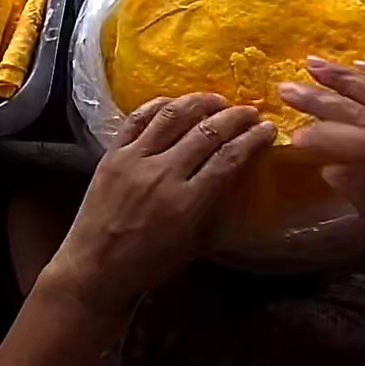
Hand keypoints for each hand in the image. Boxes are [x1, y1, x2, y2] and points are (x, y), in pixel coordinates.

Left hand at [41, 93, 275, 318]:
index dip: (253, 139)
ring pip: (172, 117)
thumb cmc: (148, 263)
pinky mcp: (112, 153)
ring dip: (199, 102)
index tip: (269, 128)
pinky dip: (158, 105)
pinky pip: (137, 119)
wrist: (95, 265)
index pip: (229, 158)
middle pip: (206, 132)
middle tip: (249, 111)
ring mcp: (134, 159)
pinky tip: (174, 102)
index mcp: (187, 202)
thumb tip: (236, 175)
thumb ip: (214, 207)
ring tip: (216, 100)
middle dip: (234, 117)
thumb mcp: (194, 244)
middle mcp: (163, 174)